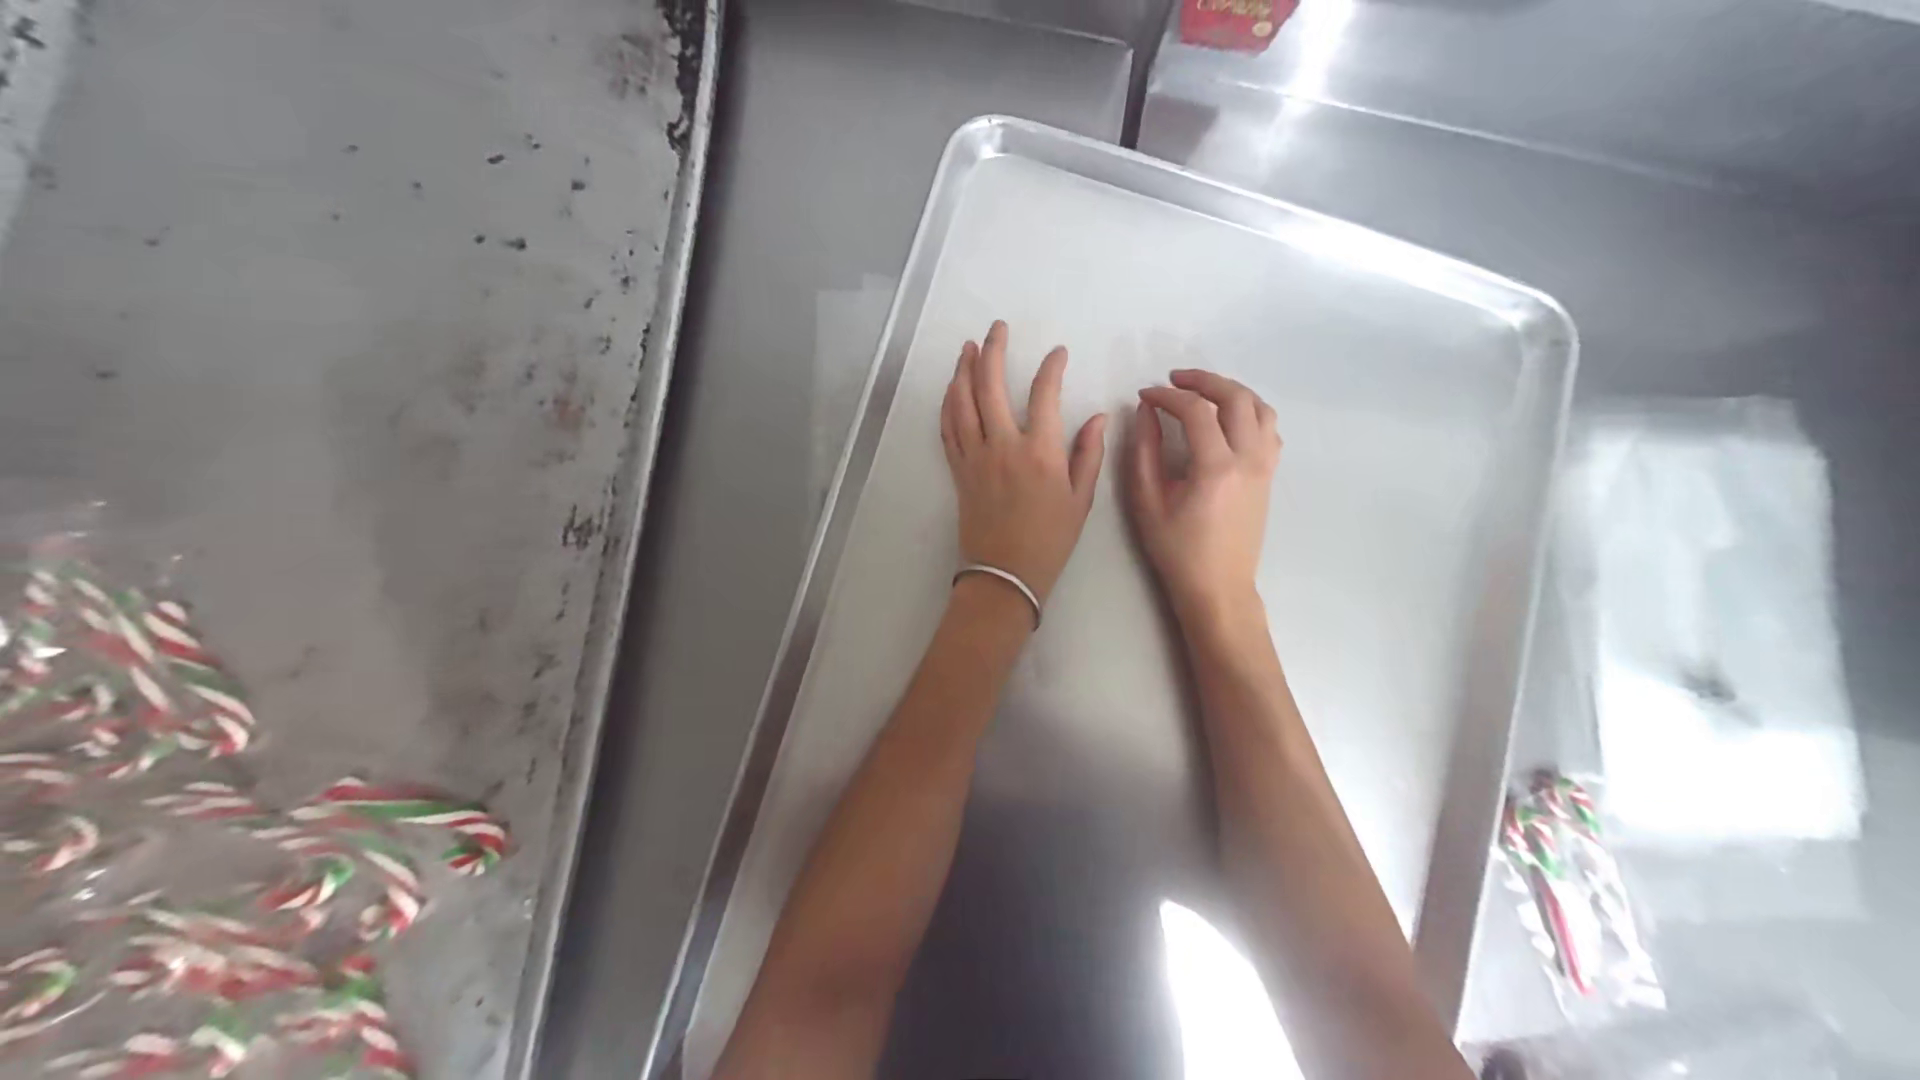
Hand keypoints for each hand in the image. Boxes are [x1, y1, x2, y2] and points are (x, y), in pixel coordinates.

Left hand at [940, 320, 1106, 605]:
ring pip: (962, 402)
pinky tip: (951, 389)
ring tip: (967, 347)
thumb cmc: (1049, 540)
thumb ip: (1089, 454)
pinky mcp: (958, 470)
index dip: (1051, 368)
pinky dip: (948, 404)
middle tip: (997, 329)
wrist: (1004, 575)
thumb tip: (1098, 416)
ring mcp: (974, 457)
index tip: (1058, 353)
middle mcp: (1002, 446)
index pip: (1044, 394)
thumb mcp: (1081, 500)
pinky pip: (948, 429)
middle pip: (990, 386)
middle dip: (993, 351)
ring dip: (963, 370)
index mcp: (1040, 452)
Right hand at [1127, 369, 1281, 621]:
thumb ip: (1144, 452)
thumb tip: (1145, 413)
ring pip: (1259, 408)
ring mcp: (1266, 466)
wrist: (1218, 586)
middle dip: (1203, 381)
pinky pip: (1269, 428)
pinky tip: (1227, 419)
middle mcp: (1248, 459)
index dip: (1167, 396)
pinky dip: (1249, 411)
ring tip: (1202, 392)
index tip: (1145, 395)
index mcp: (1215, 467)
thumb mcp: (1148, 503)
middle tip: (1174, 380)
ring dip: (1231, 391)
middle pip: (1235, 398)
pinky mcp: (1270, 475)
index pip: (1195, 411)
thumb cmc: (1177, 550)